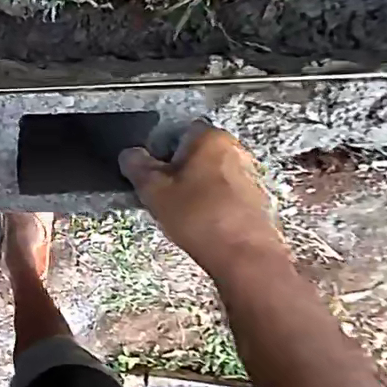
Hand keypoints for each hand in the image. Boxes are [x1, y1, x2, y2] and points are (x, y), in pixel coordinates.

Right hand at [119, 123, 286, 272]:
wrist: (243, 254)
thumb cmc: (199, 217)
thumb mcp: (152, 189)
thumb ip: (135, 165)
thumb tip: (129, 154)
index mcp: (209, 137)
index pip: (175, 132)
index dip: (158, 154)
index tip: (151, 176)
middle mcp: (234, 148)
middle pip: (194, 154)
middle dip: (177, 172)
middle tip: (164, 197)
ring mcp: (249, 173)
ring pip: (210, 175)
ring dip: (195, 189)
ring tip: (183, 214)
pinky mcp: (257, 197)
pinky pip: (225, 194)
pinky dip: (212, 204)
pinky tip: (202, 223)